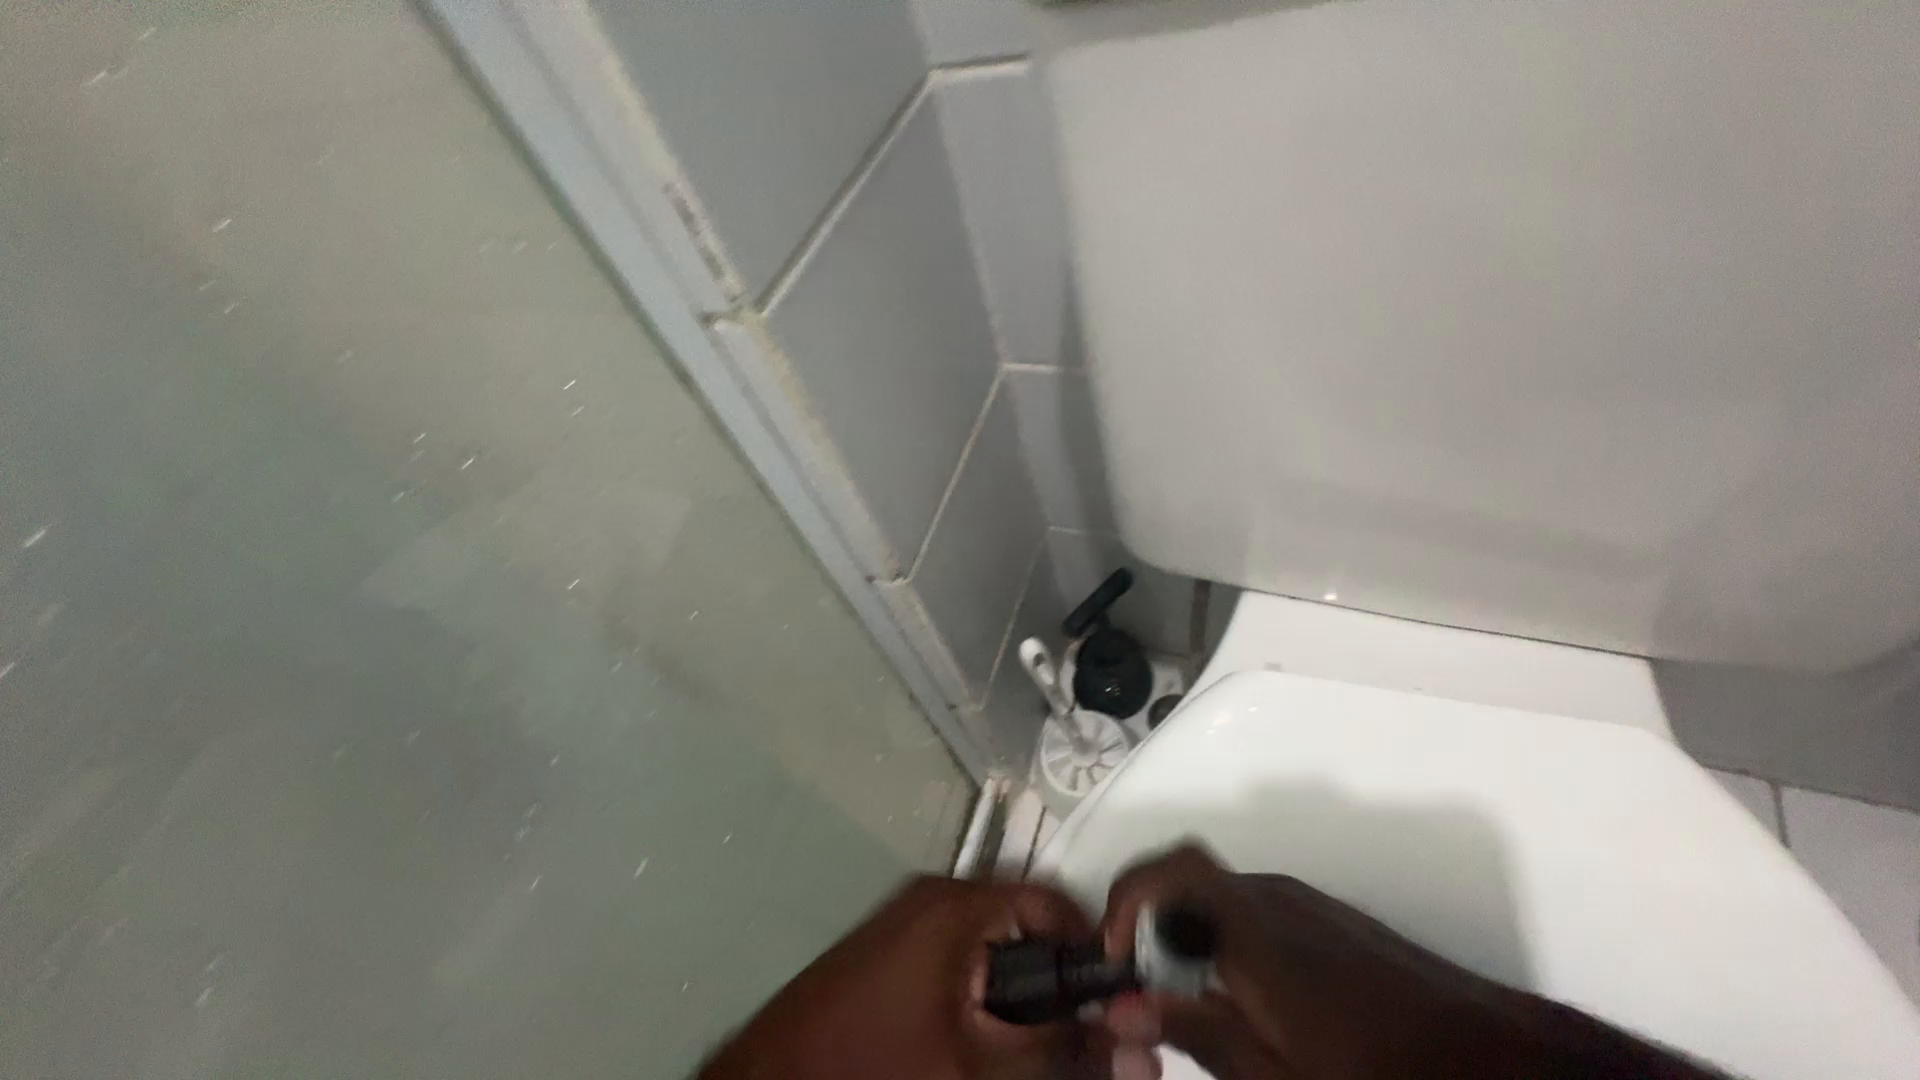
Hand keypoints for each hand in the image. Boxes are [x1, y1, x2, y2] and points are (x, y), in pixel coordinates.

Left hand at [700, 876, 1109, 1079]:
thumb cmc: (877, 1066)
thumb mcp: (983, 1068)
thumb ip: (1064, 1053)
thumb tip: (1142, 1049)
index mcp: (957, 905)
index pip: (1054, 905)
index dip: (1093, 956)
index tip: (1117, 1011)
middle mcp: (933, 899)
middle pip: (1024, 929)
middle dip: (1054, 989)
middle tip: (1073, 1045)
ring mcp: (905, 923)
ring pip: (992, 951)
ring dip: (1017, 1002)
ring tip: (1023, 1055)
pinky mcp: (888, 953)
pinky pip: (957, 963)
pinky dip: (980, 1000)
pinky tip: (979, 1050)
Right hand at [1097, 845, 1729, 1079]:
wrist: (1490, 1059)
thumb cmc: (1370, 1071)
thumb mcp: (1273, 1075)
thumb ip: (1194, 1031)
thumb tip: (1119, 1006)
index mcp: (1249, 926)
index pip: (1168, 870)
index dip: (1125, 898)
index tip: (1112, 955)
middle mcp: (1271, 897)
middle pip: (1188, 882)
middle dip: (1152, 928)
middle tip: (1148, 993)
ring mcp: (1304, 903)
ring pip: (1220, 900)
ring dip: (1191, 938)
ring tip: (1198, 1007)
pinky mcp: (1329, 919)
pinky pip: (1255, 914)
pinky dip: (1228, 944)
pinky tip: (1254, 1004)